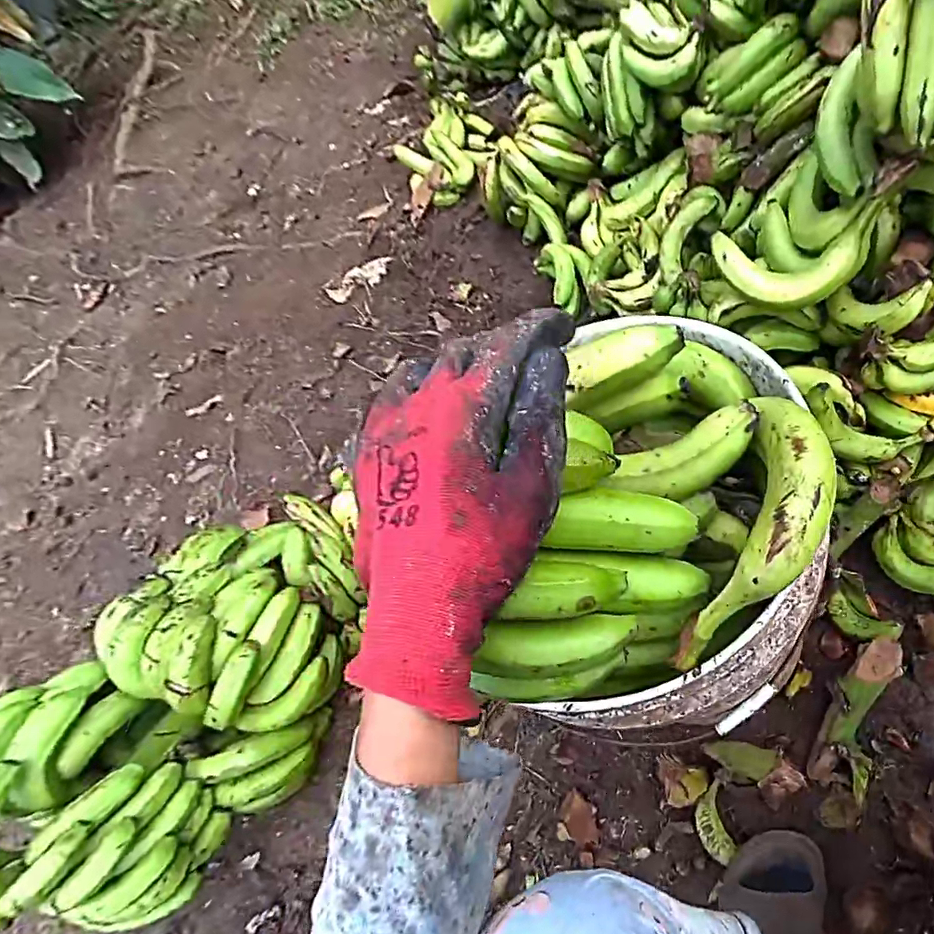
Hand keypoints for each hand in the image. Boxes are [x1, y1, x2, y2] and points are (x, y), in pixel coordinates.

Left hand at [345, 309, 572, 721]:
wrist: (417, 606)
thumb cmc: (485, 552)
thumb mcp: (531, 487)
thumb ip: (539, 416)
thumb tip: (546, 362)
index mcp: (464, 407)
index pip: (507, 344)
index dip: (541, 328)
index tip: (566, 327)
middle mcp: (417, 402)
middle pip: (465, 350)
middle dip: (504, 345)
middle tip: (534, 358)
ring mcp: (385, 426)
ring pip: (424, 369)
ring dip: (462, 364)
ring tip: (488, 379)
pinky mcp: (368, 453)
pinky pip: (393, 397)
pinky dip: (423, 387)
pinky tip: (435, 405)